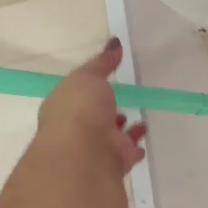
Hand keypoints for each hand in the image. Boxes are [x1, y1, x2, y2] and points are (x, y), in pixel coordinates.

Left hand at [37, 38, 148, 173]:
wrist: (82, 154)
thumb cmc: (80, 110)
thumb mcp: (88, 77)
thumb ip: (102, 62)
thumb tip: (115, 42)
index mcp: (64, 109)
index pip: (77, 100)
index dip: (91, 94)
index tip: (109, 86)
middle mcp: (75, 132)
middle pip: (94, 121)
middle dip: (108, 115)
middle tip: (123, 108)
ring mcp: (94, 151)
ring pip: (110, 140)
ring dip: (123, 133)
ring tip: (141, 125)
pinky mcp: (112, 166)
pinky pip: (125, 156)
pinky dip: (133, 150)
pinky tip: (142, 144)